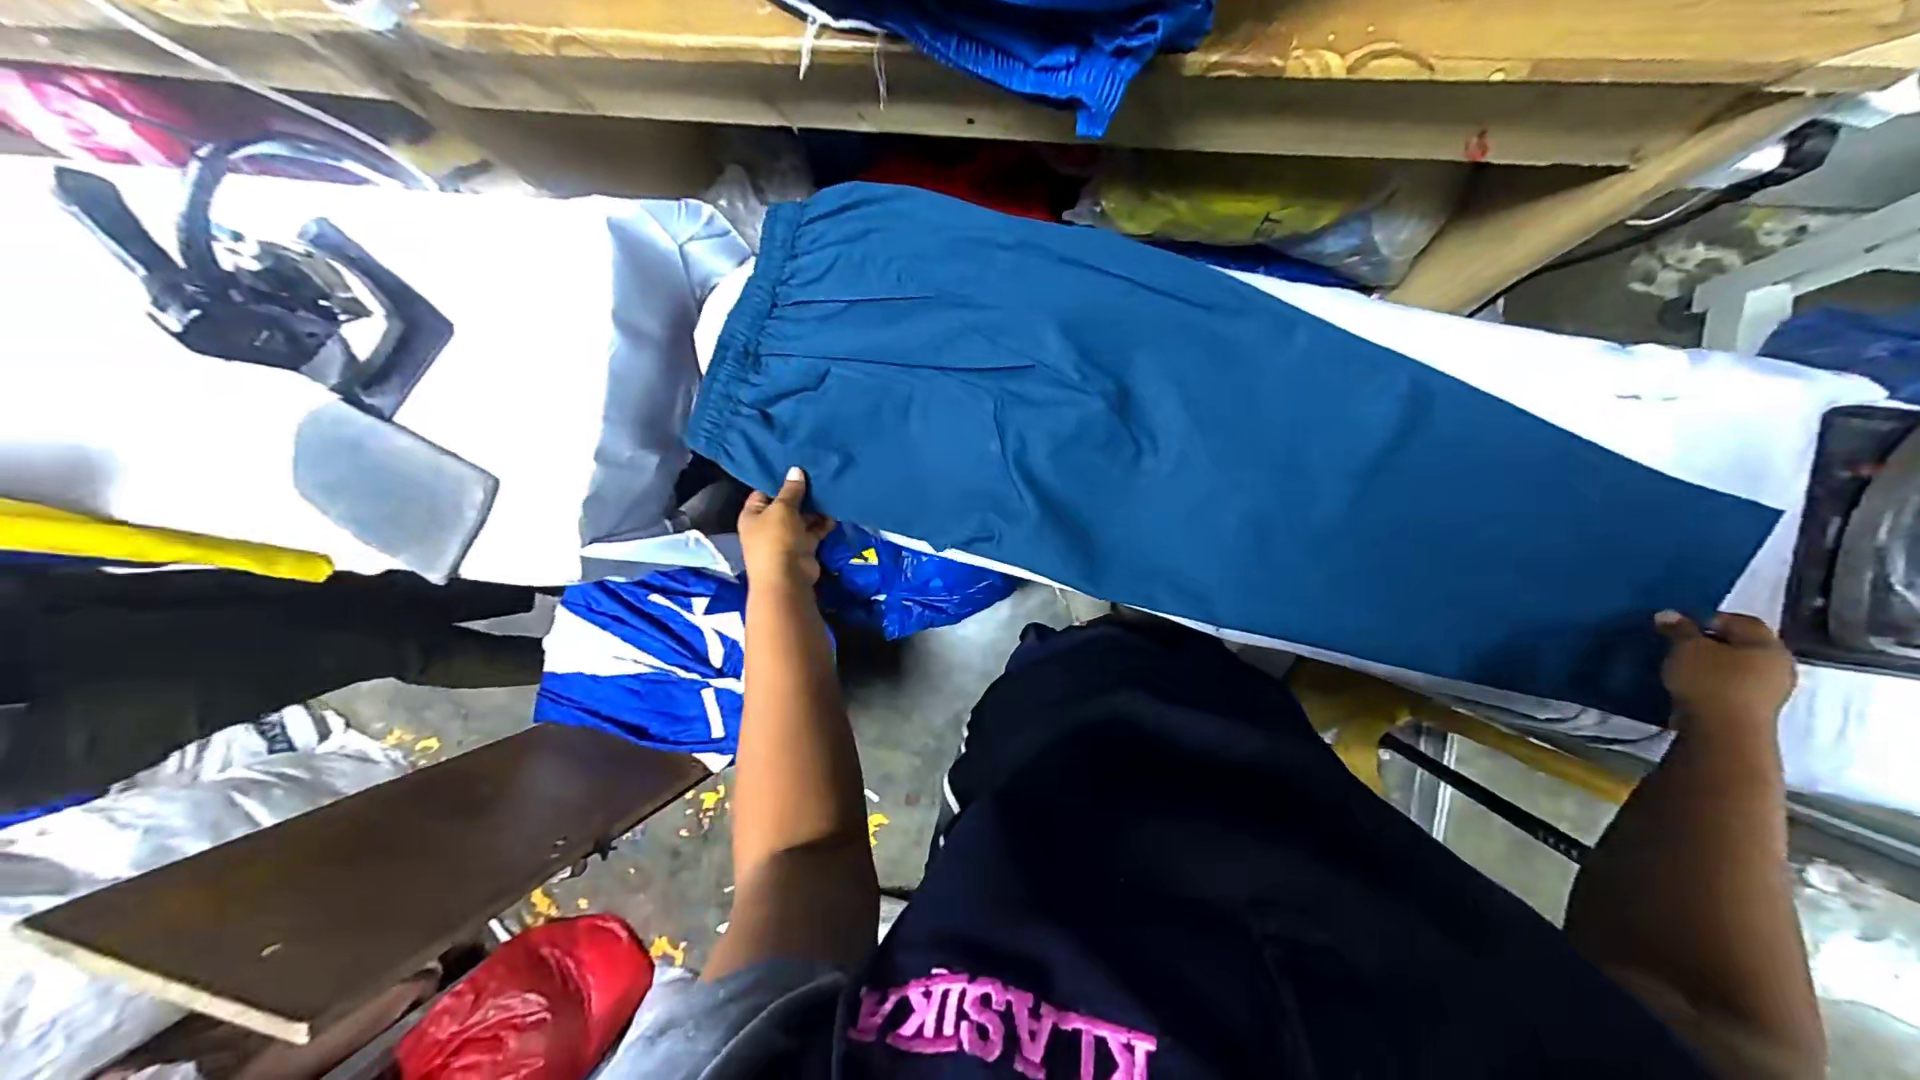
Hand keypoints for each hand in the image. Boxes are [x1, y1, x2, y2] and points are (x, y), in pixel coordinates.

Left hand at [738, 466, 834, 584]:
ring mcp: (786, 537)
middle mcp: (767, 525)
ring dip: (815, 509)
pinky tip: (833, 513)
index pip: (763, 491)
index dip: (778, 481)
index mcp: (753, 515)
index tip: (796, 468)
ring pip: (802, 517)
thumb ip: (791, 489)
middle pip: (785, 504)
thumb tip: (796, 470)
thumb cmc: (776, 539)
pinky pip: (814, 531)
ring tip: (828, 491)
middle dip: (801, 494)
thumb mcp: (782, 509)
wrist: (787, 578)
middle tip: (818, 476)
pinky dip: (823, 524)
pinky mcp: (803, 547)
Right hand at [1654, 610, 1795, 728]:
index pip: (1740, 621)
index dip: (1708, 618)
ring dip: (1712, 663)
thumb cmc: (1710, 681)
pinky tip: (1692, 683)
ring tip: (1681, 665)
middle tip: (1678, 643)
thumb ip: (1678, 629)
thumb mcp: (1686, 648)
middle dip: (1711, 642)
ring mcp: (1772, 689)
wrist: (1724, 732)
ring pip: (1738, 666)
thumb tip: (1668, 614)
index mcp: (1769, 645)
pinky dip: (1714, 680)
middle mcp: (1779, 665)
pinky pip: (1733, 685)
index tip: (1678, 624)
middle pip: (1742, 644)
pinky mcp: (1756, 708)